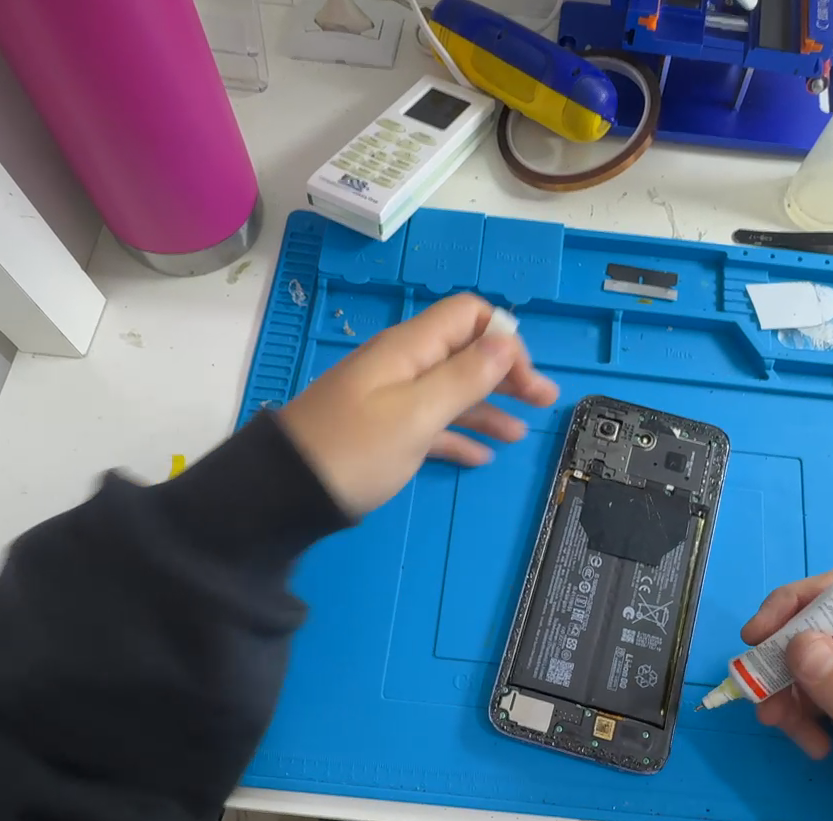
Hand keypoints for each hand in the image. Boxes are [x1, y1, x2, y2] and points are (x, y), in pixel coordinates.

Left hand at [276, 294, 557, 515]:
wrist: (287, 492)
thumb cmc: (355, 450)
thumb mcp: (415, 414)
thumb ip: (464, 377)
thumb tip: (505, 341)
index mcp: (410, 350)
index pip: (468, 316)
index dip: (504, 338)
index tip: (525, 377)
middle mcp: (405, 366)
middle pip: (465, 355)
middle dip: (507, 373)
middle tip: (544, 401)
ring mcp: (394, 400)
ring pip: (453, 393)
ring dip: (489, 408)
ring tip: (522, 433)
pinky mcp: (387, 433)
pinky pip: (433, 425)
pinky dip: (459, 435)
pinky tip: (482, 456)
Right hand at [741, 570, 832, 820]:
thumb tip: (797, 642)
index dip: (792, 605)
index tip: (754, 642)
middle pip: (822, 627)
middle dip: (784, 660)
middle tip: (764, 707)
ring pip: (817, 661)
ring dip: (791, 692)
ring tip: (789, 733)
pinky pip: (827, 690)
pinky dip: (807, 712)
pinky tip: (815, 744)